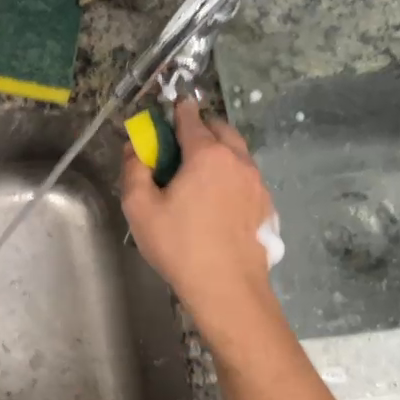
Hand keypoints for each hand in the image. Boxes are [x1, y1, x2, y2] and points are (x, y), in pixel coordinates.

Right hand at [121, 99, 278, 317]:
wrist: (228, 288)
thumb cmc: (180, 245)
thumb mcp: (140, 209)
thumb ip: (134, 171)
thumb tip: (134, 149)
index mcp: (207, 154)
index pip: (191, 118)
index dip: (176, 111)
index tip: (167, 113)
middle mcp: (238, 160)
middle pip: (220, 129)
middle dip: (201, 128)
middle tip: (180, 144)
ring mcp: (257, 182)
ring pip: (237, 153)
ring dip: (218, 151)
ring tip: (199, 173)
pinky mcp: (266, 205)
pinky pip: (247, 177)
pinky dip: (232, 176)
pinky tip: (218, 200)